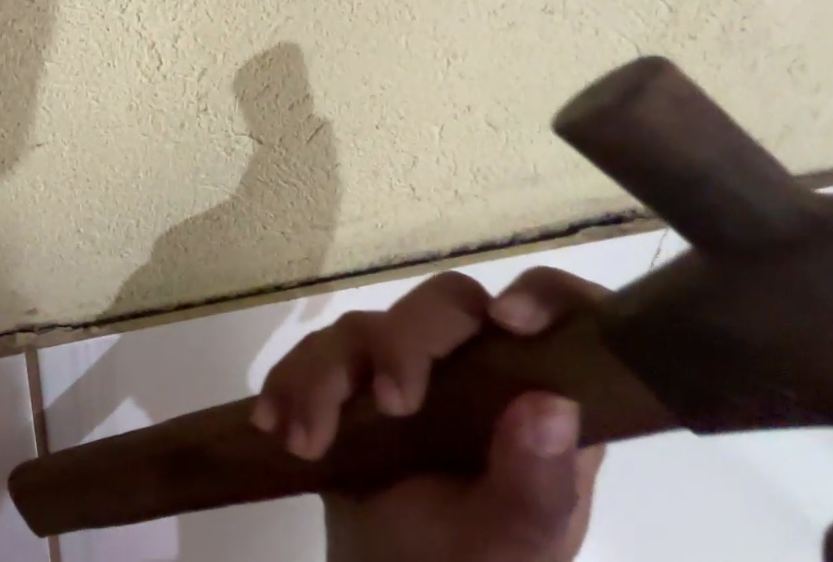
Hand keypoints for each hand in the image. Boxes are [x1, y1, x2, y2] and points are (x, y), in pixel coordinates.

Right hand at [253, 268, 609, 561]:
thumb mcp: (518, 544)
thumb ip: (539, 483)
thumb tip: (552, 403)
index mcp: (533, 394)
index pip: (557, 313)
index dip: (541, 296)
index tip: (509, 322)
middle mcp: (472, 367)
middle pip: (445, 305)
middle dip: (406, 343)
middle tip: (391, 405)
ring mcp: (403, 367)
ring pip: (363, 328)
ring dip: (325, 377)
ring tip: (305, 444)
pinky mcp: (346, 378)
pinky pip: (310, 354)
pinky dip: (287, 385)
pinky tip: (275, 428)